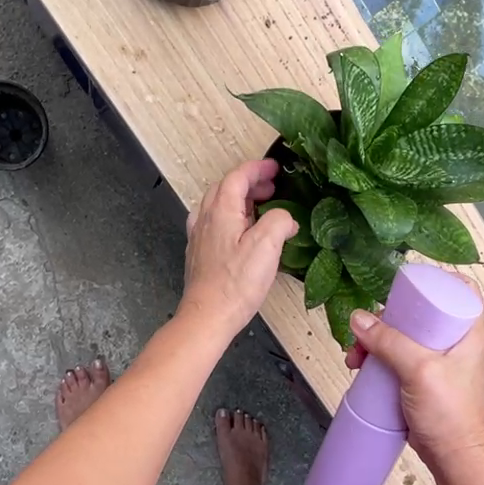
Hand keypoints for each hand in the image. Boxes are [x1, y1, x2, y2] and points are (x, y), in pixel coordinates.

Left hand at [179, 160, 298, 336]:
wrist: (208, 316)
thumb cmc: (236, 284)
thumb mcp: (266, 246)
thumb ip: (279, 221)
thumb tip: (284, 217)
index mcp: (221, 210)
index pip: (238, 176)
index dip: (257, 168)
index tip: (275, 168)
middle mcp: (205, 218)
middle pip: (225, 188)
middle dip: (250, 183)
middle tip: (272, 188)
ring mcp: (199, 237)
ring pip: (218, 205)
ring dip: (239, 200)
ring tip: (260, 209)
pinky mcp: (199, 254)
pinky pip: (214, 224)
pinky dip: (231, 218)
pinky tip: (241, 233)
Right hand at [344, 302, 483, 465]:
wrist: (451, 455)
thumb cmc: (449, 412)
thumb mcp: (419, 370)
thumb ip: (389, 343)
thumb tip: (357, 319)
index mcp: (466, 330)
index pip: (457, 289)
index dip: (432, 282)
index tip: (403, 288)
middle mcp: (453, 341)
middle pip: (417, 313)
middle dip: (387, 318)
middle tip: (365, 332)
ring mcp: (435, 361)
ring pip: (401, 336)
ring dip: (375, 341)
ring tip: (356, 357)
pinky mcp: (419, 378)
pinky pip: (394, 358)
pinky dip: (376, 359)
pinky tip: (360, 367)